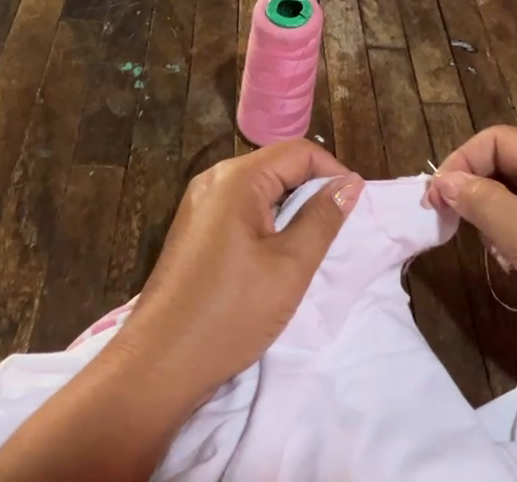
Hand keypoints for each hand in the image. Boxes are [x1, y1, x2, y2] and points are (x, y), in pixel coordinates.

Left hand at [112, 139, 363, 399]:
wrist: (160, 364)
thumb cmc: (231, 312)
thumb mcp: (290, 266)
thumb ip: (323, 219)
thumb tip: (350, 184)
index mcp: (236, 179)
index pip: (298, 151)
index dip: (333, 171)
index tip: (356, 207)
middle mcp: (214, 181)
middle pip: (277, 166)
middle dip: (312, 191)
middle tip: (337, 231)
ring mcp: (199, 205)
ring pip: (260, 190)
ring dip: (291, 211)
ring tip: (311, 247)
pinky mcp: (194, 231)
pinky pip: (240, 211)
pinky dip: (266, 224)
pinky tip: (276, 259)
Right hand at [426, 126, 516, 396]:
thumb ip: (483, 203)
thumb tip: (441, 181)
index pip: (499, 140)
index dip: (462, 162)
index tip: (433, 199)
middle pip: (507, 166)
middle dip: (473, 188)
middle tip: (446, 221)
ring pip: (515, 199)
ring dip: (490, 217)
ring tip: (486, 247)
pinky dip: (509, 241)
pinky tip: (508, 265)